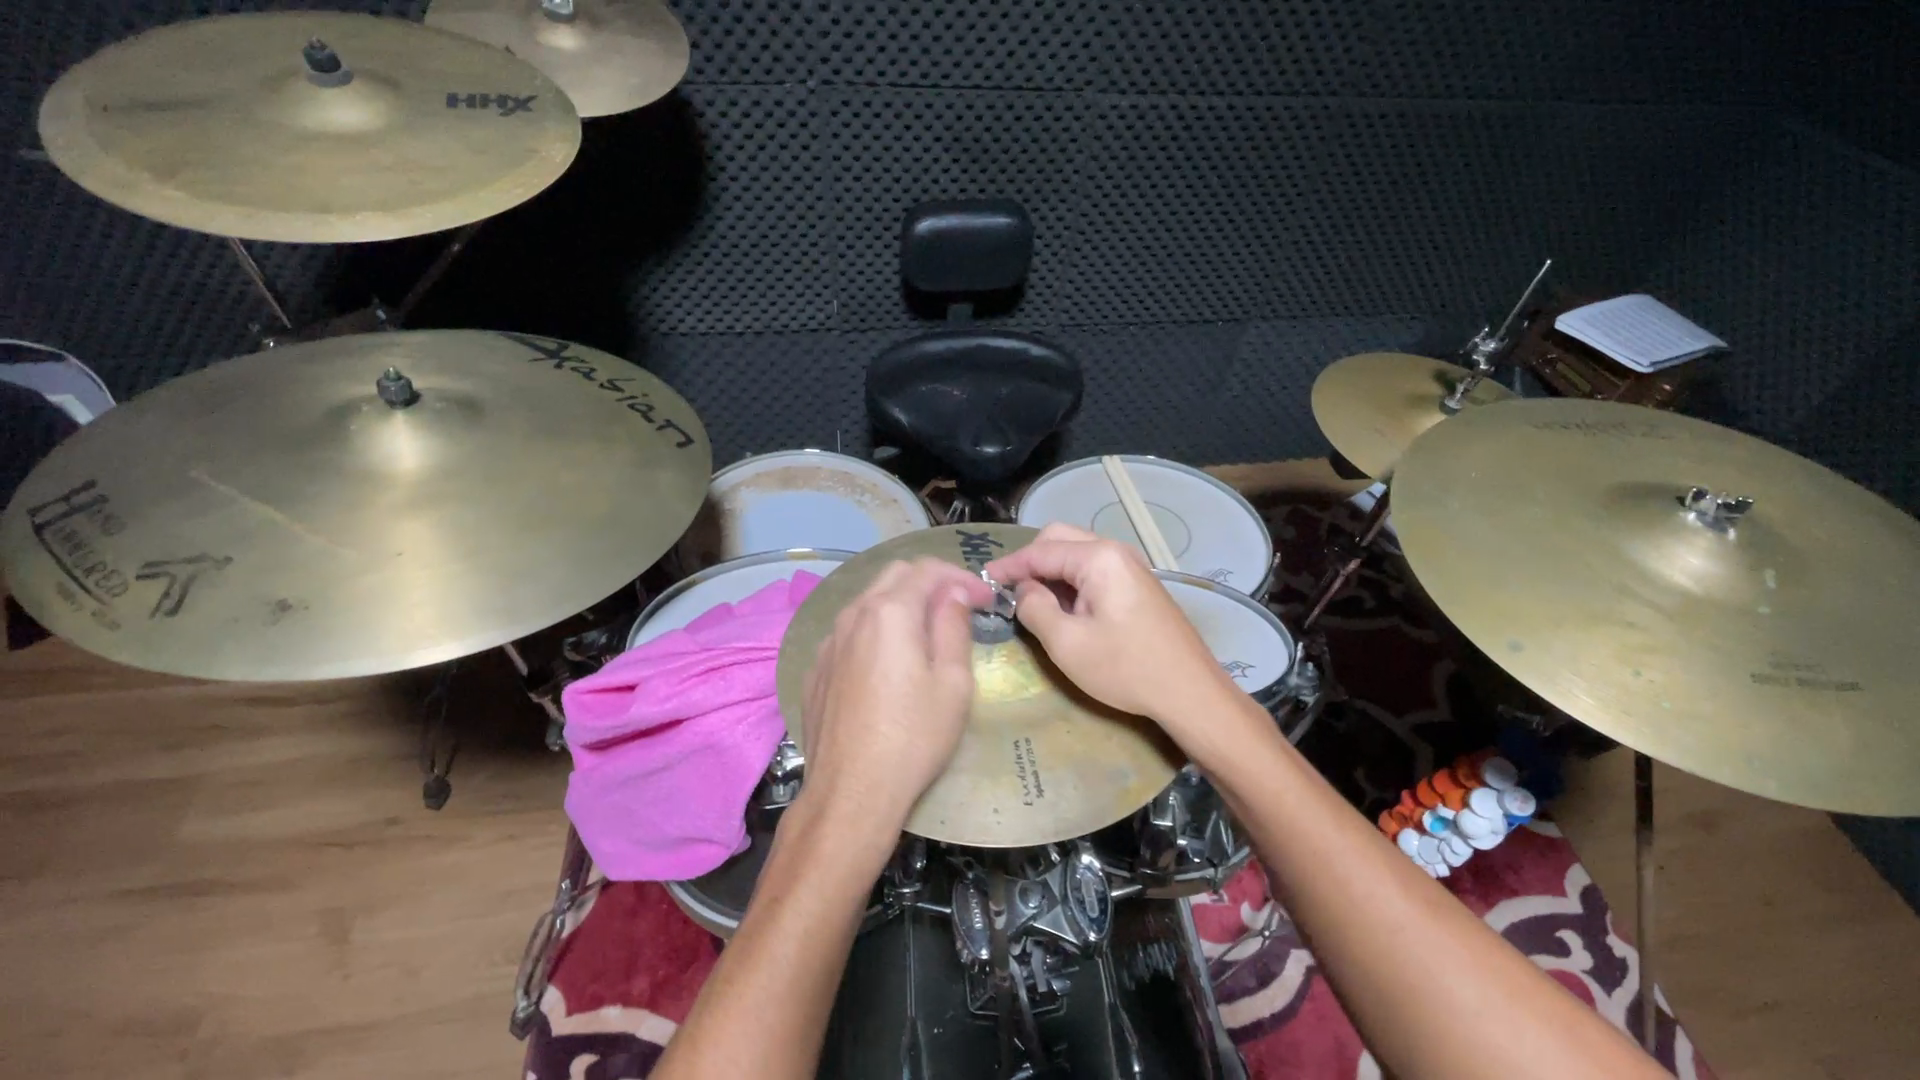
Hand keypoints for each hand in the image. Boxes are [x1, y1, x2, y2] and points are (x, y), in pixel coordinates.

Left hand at [797, 558, 993, 837]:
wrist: (851, 791)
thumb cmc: (914, 737)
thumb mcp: (952, 682)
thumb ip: (953, 626)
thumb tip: (952, 594)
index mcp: (890, 612)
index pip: (927, 569)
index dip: (961, 577)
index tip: (985, 599)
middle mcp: (853, 616)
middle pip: (893, 576)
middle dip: (930, 582)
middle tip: (959, 608)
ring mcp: (828, 642)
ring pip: (868, 602)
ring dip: (900, 605)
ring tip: (927, 632)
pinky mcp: (817, 669)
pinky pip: (849, 632)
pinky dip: (875, 631)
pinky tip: (889, 662)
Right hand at [985, 524, 1230, 725]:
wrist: (1190, 691)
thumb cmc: (1126, 668)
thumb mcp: (1067, 644)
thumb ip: (1034, 609)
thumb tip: (1023, 591)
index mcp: (1099, 558)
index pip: (1040, 550)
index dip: (1008, 566)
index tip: (983, 581)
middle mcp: (1116, 552)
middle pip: (1060, 540)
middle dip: (1030, 562)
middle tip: (1007, 592)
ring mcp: (1131, 567)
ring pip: (1077, 555)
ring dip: (1051, 573)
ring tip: (1030, 602)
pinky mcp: (1138, 586)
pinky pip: (1094, 572)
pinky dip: (1071, 583)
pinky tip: (1062, 609)